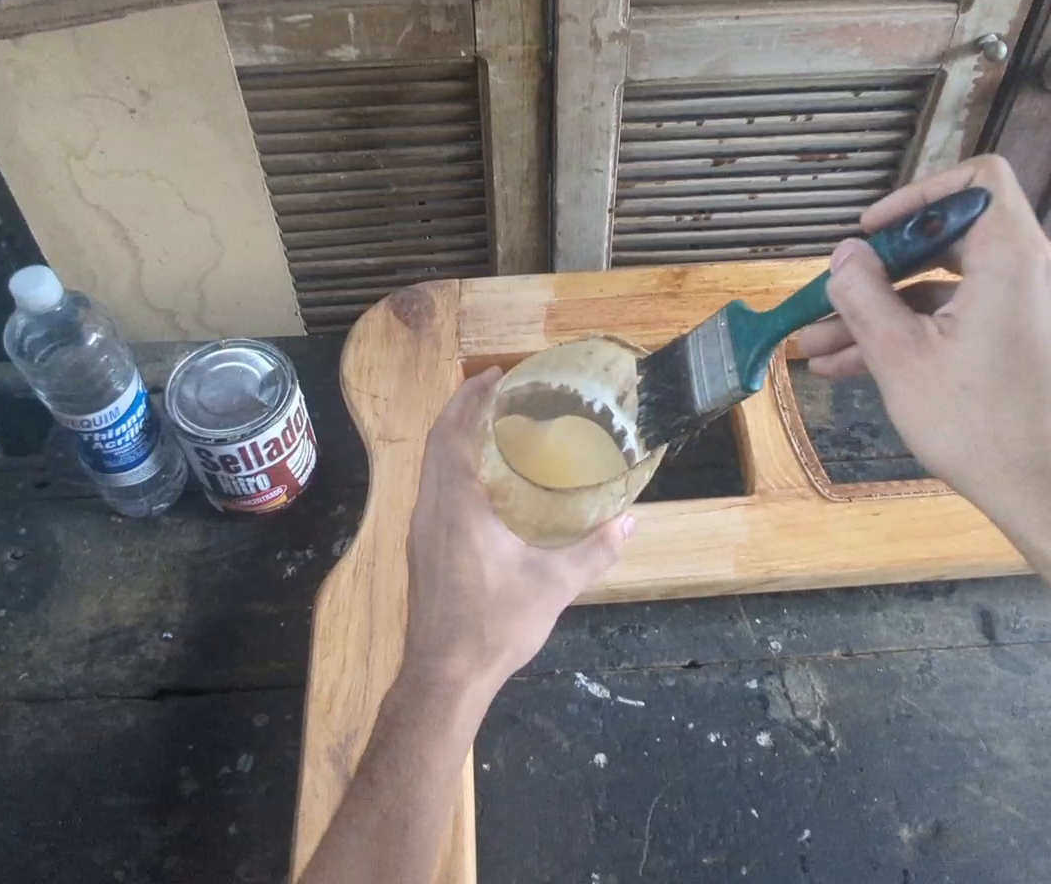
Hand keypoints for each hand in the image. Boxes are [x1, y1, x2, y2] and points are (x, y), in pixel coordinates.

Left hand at [399, 368, 634, 702]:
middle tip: (496, 389)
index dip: (470, 398)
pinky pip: (432, 487)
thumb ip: (593, 551)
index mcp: (457, 504)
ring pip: (430, 465)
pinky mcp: (420, 546)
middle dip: (461, 407)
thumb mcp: (553, 586)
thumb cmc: (494, 625)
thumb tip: (629, 523)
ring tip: (490, 425)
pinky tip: (480, 479)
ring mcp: (420, 528)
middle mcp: (431, 507)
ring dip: (453, 436)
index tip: (497, 375)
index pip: (453, 433)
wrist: (443, 676)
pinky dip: (451, 464)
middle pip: (437, 441)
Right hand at [795, 155, 1050, 553]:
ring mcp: (1044, 309)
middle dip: (878, 275)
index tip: (871, 232)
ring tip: (821, 350)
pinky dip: (923, 334)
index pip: (976, 184)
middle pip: (950, 244)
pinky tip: (861, 366)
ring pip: (953, 292)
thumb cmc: (982, 427)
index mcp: (1016, 261)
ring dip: (887, 315)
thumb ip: (864, 295)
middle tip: (827, 302)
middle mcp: (1042, 273)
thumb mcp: (901, 357)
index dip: (916, 196)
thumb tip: (845, 256)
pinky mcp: (1041, 341)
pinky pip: (973, 319)